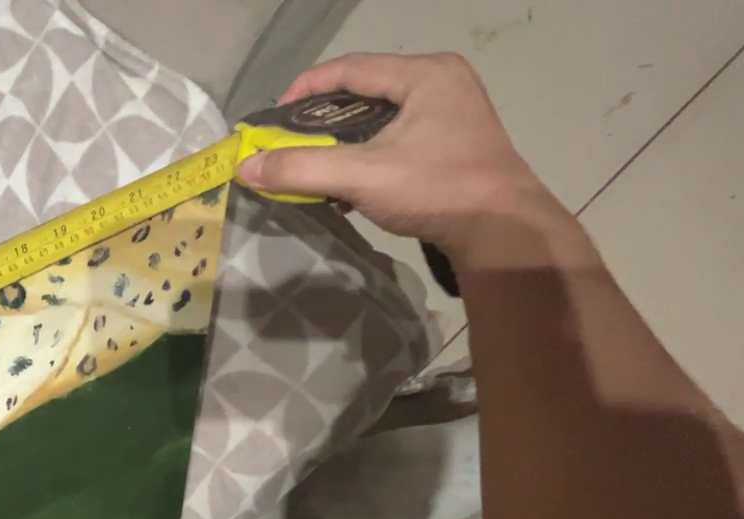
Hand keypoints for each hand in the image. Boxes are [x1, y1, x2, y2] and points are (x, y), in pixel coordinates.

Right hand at [237, 52, 571, 261]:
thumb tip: (246, 166)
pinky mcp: (443, 139)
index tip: (269, 119)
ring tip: (307, 166)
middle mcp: (436, 82)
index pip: (349, 68)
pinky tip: (340, 182)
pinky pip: (386, 136)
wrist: (497, 225)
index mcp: (423, 75)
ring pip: (372, 116)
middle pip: (359, 91)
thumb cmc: (435, 188)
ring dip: (334, 141)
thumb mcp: (361, 176)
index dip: (303, 89)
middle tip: (283, 145)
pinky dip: (356, 155)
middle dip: (315, 119)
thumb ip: (301, 168)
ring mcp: (444, 110)